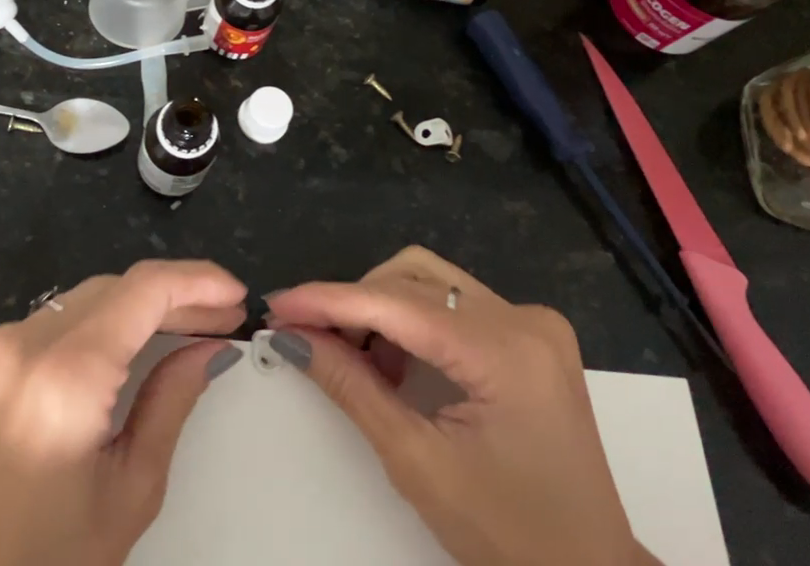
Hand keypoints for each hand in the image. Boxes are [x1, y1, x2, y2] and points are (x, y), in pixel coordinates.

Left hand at [0, 261, 247, 565]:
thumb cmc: (50, 555)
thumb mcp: (131, 487)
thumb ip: (171, 402)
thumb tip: (207, 348)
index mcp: (65, 373)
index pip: (142, 290)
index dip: (197, 281)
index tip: (236, 294)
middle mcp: (25, 341)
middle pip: (115, 286)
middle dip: (175, 294)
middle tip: (223, 321)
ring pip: (87, 296)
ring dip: (140, 305)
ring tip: (191, 328)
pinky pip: (59, 318)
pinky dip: (104, 320)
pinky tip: (135, 341)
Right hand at [266, 247, 660, 565]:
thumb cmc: (505, 532)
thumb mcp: (416, 462)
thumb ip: (351, 387)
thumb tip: (291, 337)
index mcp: (507, 352)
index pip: (397, 303)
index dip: (329, 300)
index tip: (275, 305)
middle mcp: (526, 319)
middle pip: (414, 277)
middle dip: (353, 304)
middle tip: (306, 339)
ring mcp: (534, 324)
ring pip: (431, 283)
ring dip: (380, 309)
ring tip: (351, 359)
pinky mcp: (532, 337)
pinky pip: (454, 304)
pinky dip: (411, 322)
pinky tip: (392, 363)